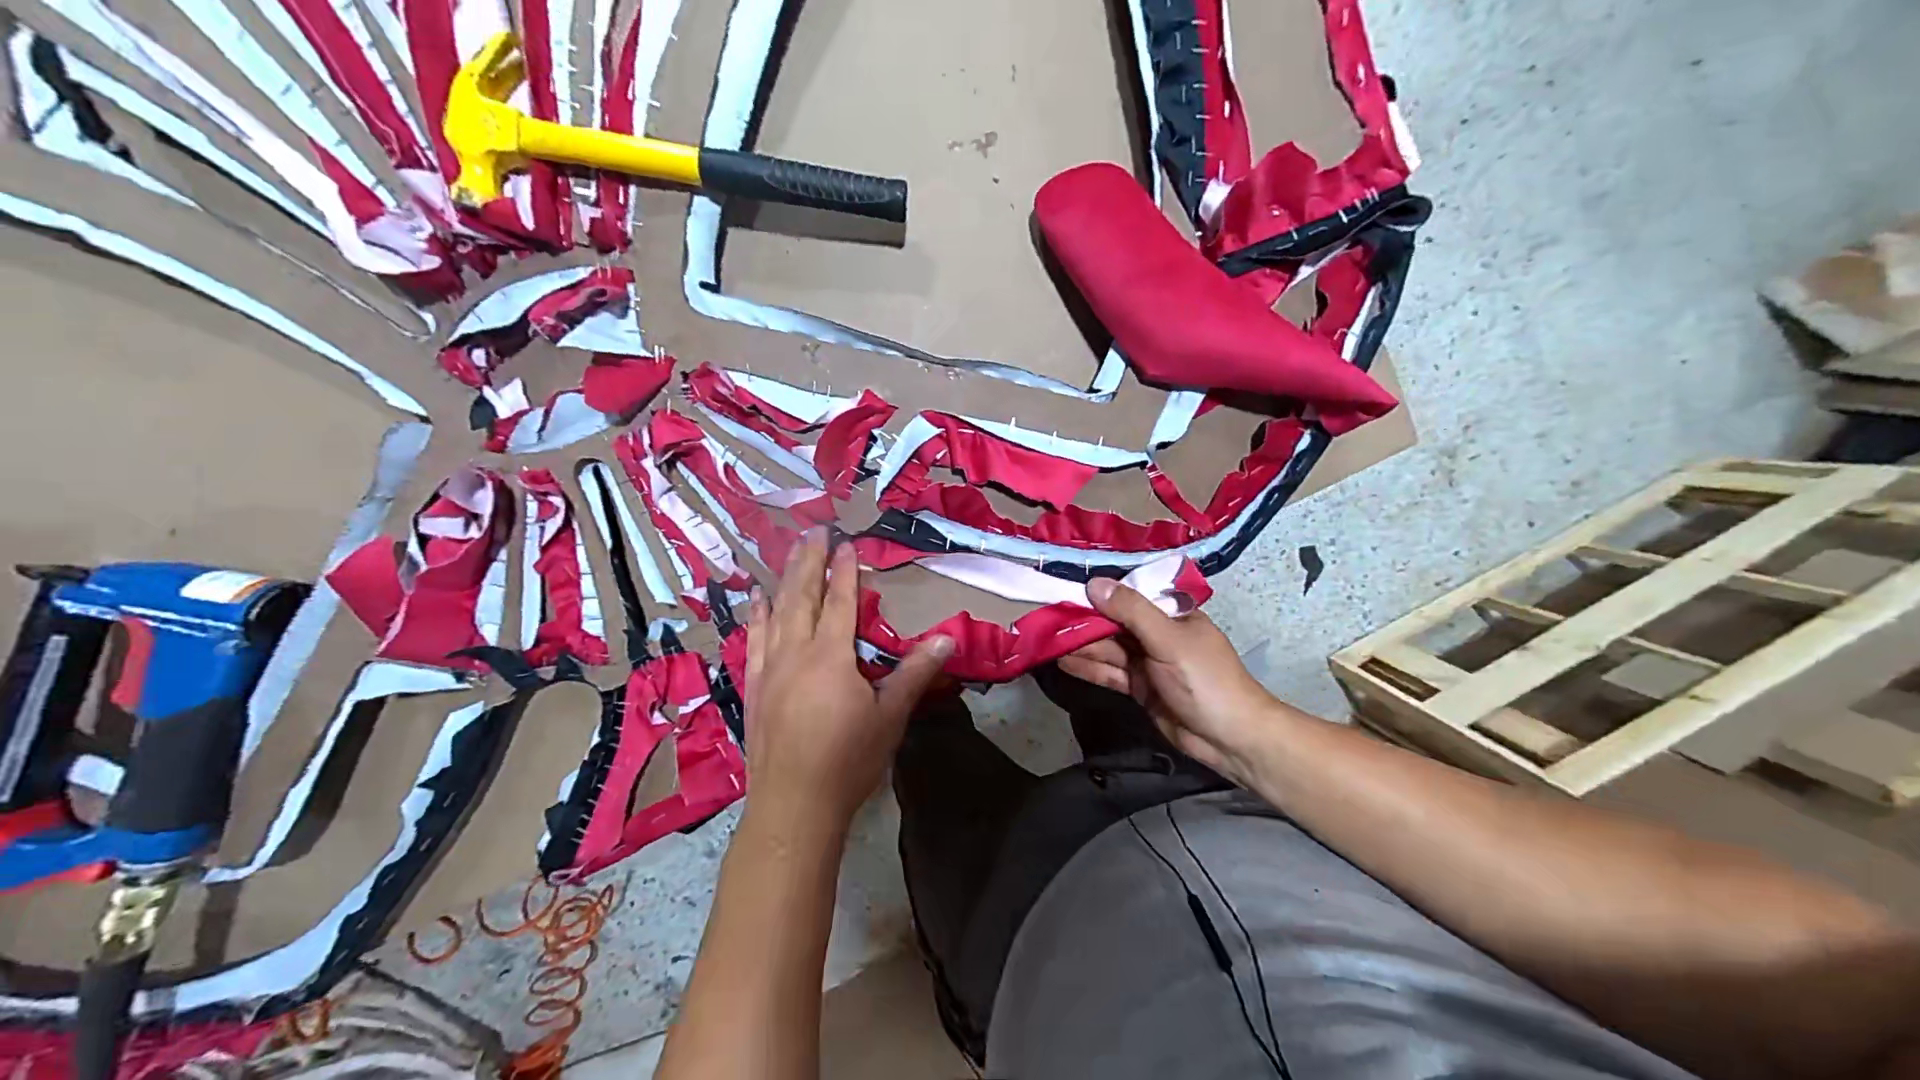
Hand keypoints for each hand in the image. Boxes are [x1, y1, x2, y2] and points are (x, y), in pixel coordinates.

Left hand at [743, 531, 952, 831]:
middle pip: (802, 596)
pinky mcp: (753, 688)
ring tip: (788, 552)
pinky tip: (756, 602)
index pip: (840, 602)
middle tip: (813, 530)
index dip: (844, 571)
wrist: (794, 804)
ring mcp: (769, 669)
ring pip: (776, 613)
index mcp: (831, 656)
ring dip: (783, 580)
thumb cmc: (848, 760)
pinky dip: (756, 617)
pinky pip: (753, 641)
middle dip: (809, 561)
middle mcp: (795, 652)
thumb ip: (914, 673)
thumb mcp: (890, 716)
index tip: (846, 543)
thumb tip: (946, 638)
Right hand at [1057, 579, 1284, 786]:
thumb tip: (1093, 583)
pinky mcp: (1139, 687)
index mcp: (1171, 613)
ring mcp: (1147, 662)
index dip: (1097, 593)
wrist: (1231, 739)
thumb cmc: (1206, 681)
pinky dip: (1088, 667)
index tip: (1063, 589)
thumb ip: (1130, 611)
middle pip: (1113, 623)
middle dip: (1082, 621)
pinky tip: (1062, 661)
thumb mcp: (1168, 640)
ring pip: (1107, 648)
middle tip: (1043, 617)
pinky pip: (1109, 672)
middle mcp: (1157, 634)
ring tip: (1043, 638)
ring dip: (1079, 645)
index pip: (1128, 596)